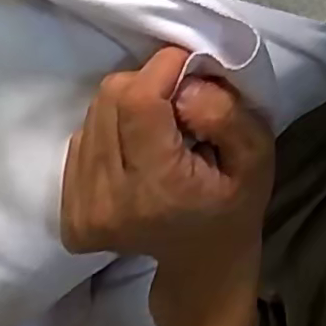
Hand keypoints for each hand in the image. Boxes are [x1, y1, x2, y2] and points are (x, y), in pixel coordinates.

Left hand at [62, 46, 274, 325]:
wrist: (205, 258)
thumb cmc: (236, 198)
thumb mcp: (256, 151)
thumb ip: (225, 113)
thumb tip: (184, 86)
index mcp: (157, 187)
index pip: (138, 99)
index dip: (165, 66)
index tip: (193, 67)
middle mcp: (108, 202)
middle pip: (113, 97)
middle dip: (152, 81)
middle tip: (183, 99)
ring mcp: (83, 210)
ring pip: (98, 107)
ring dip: (134, 100)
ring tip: (164, 124)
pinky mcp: (70, 210)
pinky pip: (86, 130)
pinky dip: (117, 123)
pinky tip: (141, 144)